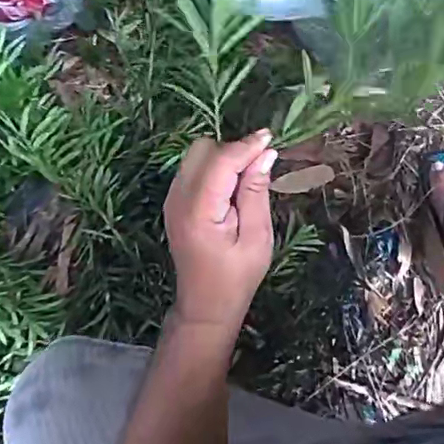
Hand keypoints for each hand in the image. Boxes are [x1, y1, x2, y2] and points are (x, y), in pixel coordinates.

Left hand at [162, 130, 278, 330]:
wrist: (205, 305)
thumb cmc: (237, 277)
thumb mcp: (257, 237)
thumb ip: (256, 192)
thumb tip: (265, 154)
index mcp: (199, 211)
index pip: (221, 161)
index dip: (246, 146)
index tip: (271, 138)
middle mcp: (178, 199)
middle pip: (203, 149)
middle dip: (234, 150)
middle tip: (260, 165)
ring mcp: (172, 199)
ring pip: (197, 154)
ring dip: (224, 156)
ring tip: (248, 178)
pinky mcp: (174, 201)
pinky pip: (194, 167)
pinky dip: (215, 166)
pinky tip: (233, 187)